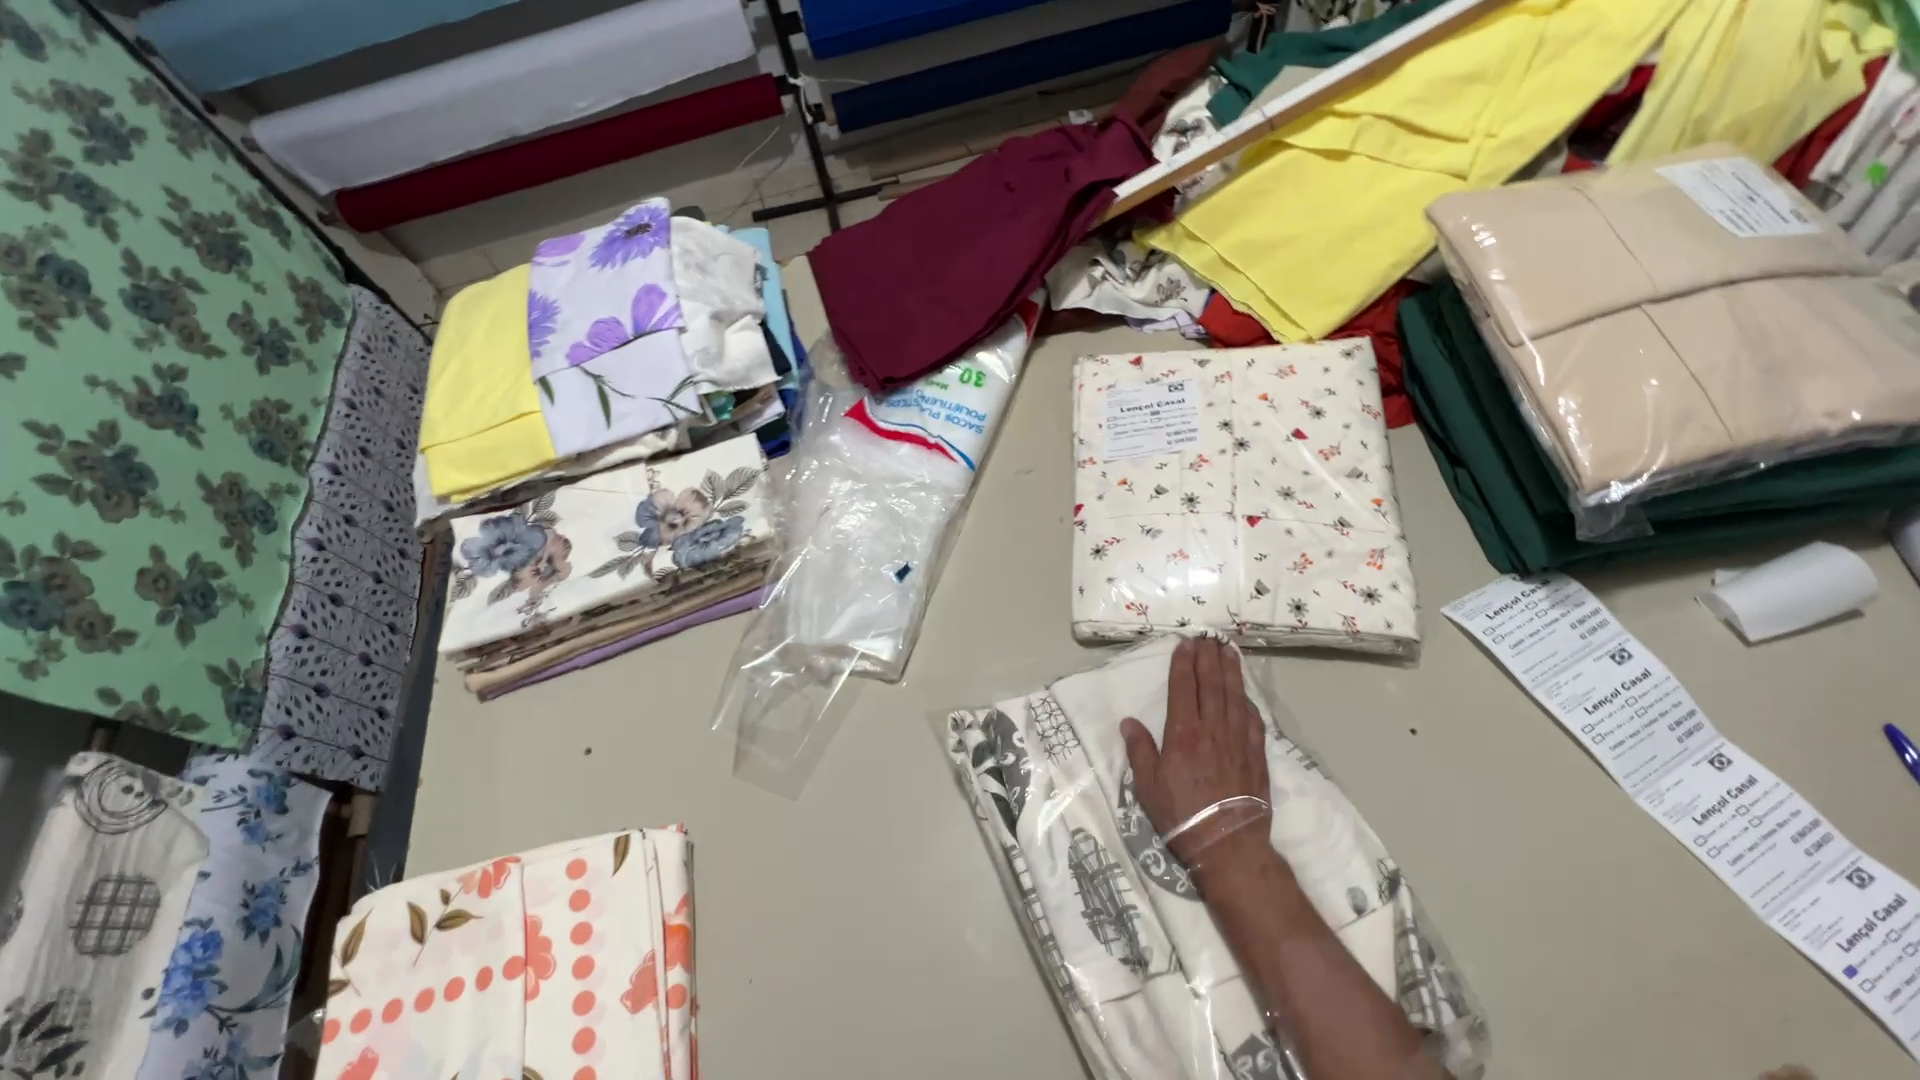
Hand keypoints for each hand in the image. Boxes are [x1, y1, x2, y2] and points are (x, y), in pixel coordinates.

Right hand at [1121, 637, 1272, 875]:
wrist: (1228, 845)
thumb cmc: (1181, 816)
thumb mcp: (1148, 787)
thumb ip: (1140, 751)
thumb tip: (1129, 722)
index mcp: (1183, 734)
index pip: (1183, 689)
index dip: (1184, 665)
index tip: (1185, 645)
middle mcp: (1212, 730)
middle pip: (1211, 685)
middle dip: (1208, 659)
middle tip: (1207, 638)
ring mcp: (1238, 741)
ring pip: (1235, 697)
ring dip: (1231, 671)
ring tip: (1228, 651)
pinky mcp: (1256, 755)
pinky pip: (1253, 720)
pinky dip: (1248, 702)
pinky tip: (1245, 694)